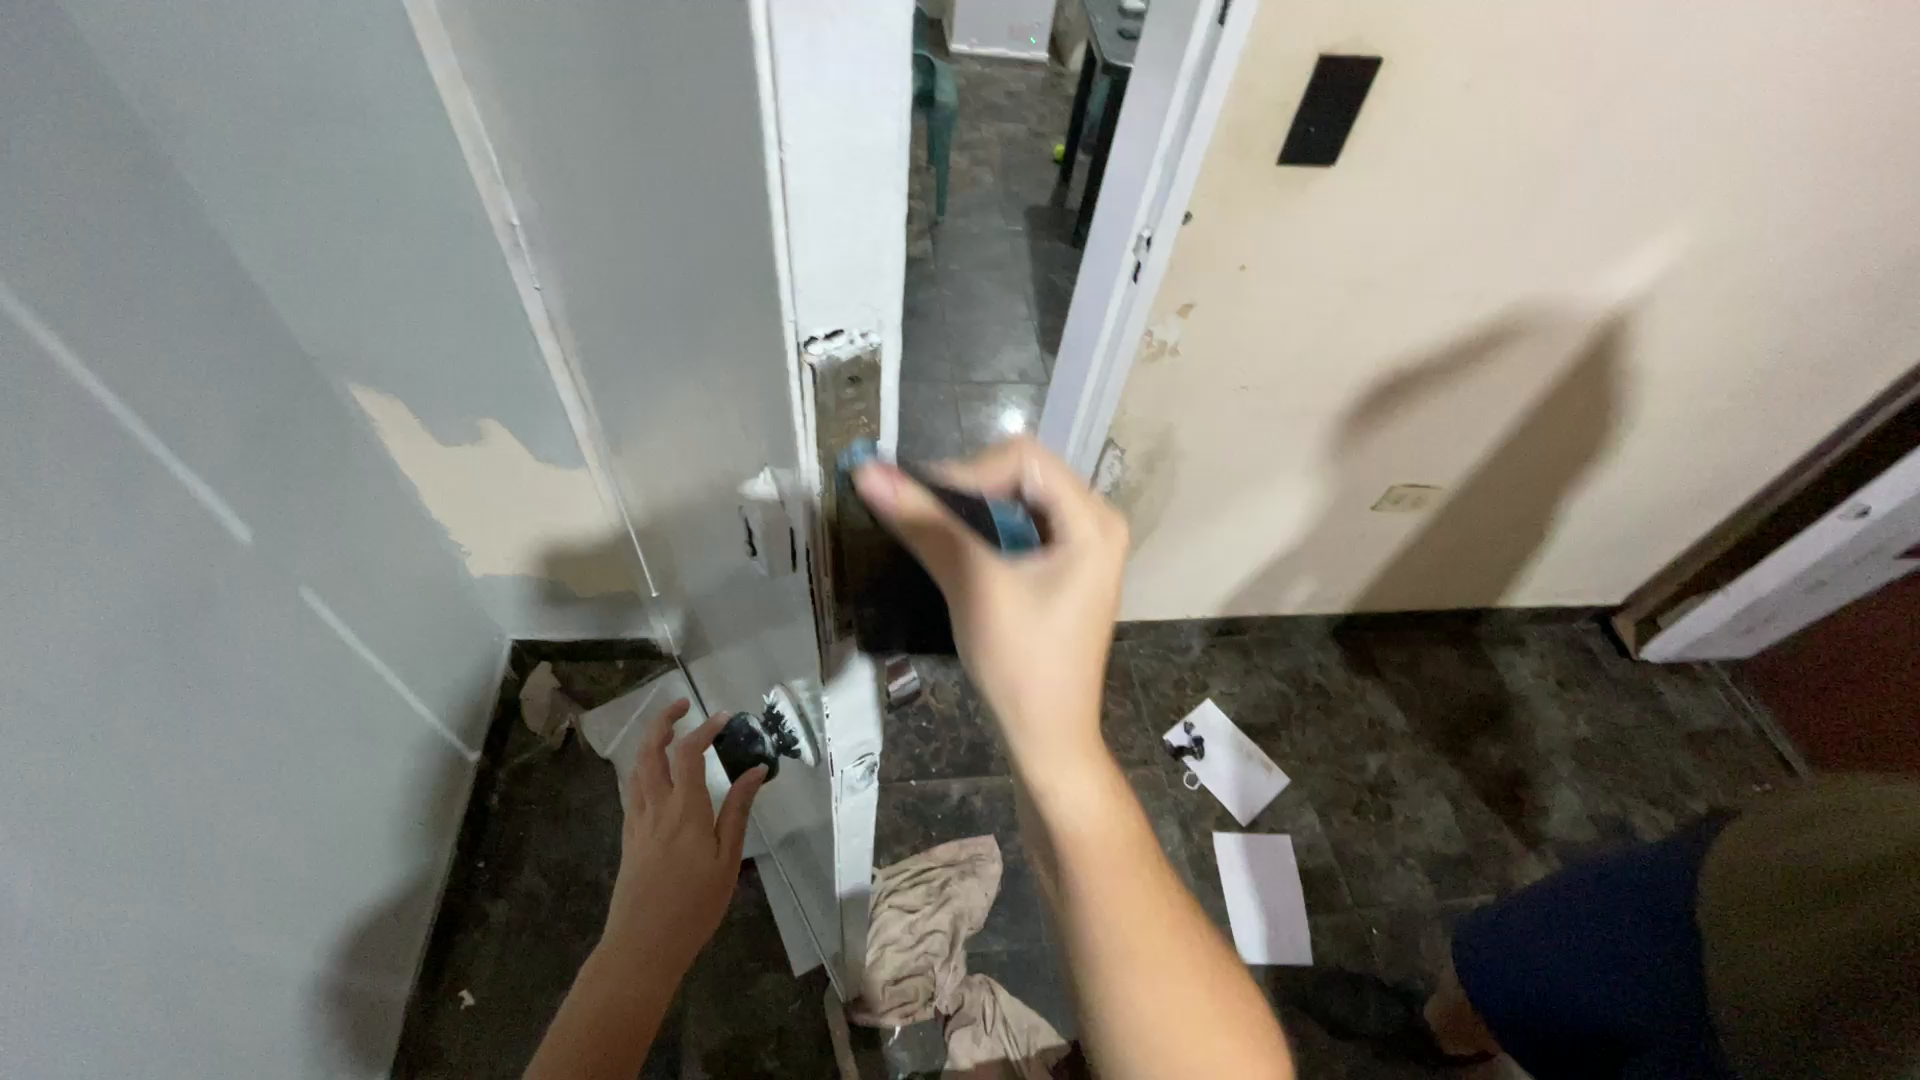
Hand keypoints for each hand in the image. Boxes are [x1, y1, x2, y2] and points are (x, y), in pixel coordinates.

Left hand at [601, 699, 766, 970]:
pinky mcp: (628, 837)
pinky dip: (642, 768)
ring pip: (635, 769)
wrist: (641, 947)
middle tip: (682, 706)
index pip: (688, 754)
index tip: (724, 717)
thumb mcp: (727, 859)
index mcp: (684, 810)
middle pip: (649, 752)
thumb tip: (754, 770)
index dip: (704, 729)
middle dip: (663, 722)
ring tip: (668, 730)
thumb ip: (738, 810)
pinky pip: (631, 789)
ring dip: (649, 741)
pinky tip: (653, 773)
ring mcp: (636, 822)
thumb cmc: (693, 906)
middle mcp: (655, 808)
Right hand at [853, 436, 1128, 766]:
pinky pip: (1024, 524)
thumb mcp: (974, 586)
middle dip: (969, 490)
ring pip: (1019, 498)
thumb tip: (867, 472)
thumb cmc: (1021, 664)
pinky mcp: (1068, 565)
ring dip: (974, 510)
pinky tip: (960, 552)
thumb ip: (926, 524)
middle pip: (1023, 473)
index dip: (966, 472)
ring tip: (936, 534)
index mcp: (1093, 520)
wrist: (1048, 735)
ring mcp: (1086, 544)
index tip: (923, 506)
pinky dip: (987, 531)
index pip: (1023, 459)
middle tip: (924, 518)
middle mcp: (1098, 520)